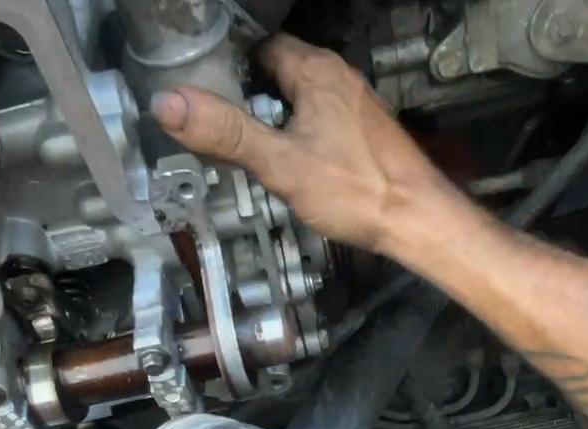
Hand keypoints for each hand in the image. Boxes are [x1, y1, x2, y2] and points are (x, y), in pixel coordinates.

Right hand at [150, 35, 463, 254]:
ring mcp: (353, 107)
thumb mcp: (281, 164)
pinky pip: (319, 123)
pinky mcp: (362, 135)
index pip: (260, 48)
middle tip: (224, 127)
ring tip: (253, 150)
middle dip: (249, 97)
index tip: (207, 88)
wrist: (415, 221)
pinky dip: (299, 137)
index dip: (230, 68)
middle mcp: (338, 80)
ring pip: (300, 101)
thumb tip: (172, 104)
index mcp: (317, 72)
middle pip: (278, 74)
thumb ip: (227, 134)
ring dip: (275, 120)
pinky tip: (293, 165)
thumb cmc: (361, 191)